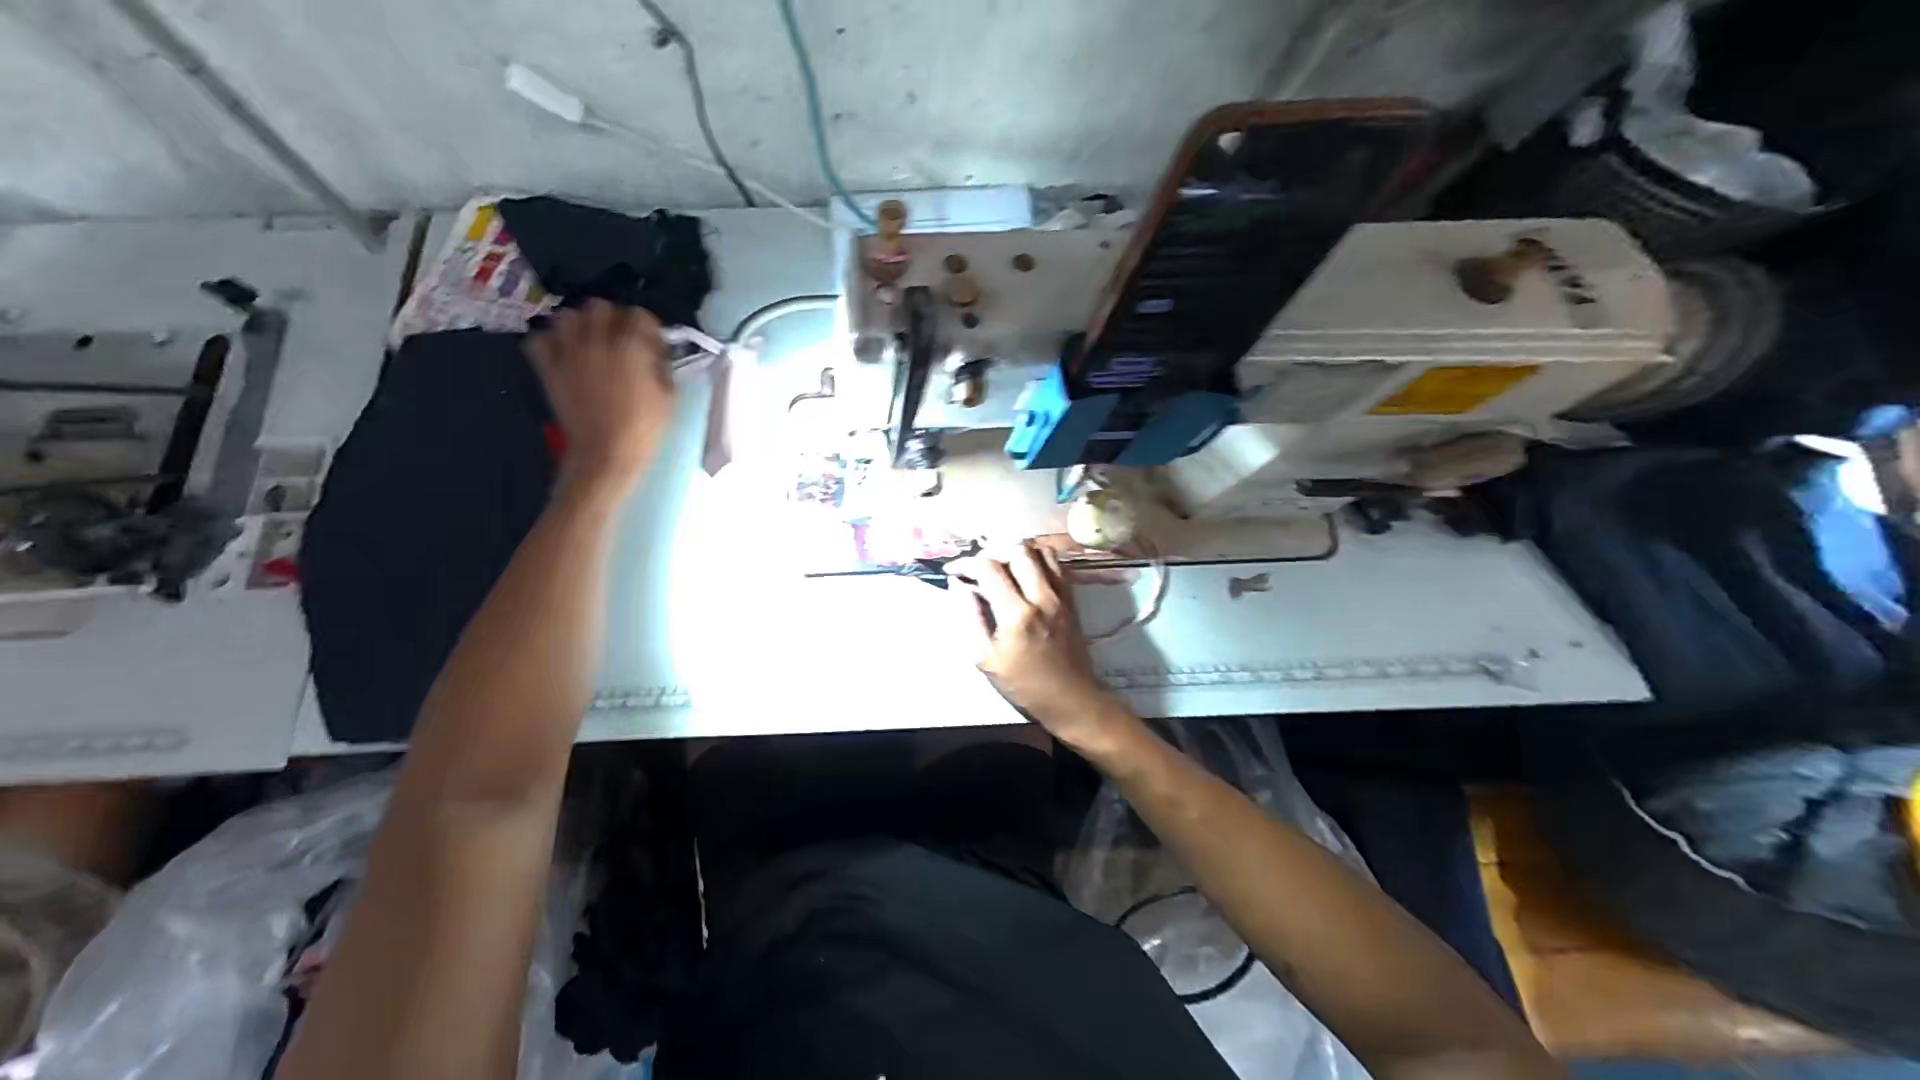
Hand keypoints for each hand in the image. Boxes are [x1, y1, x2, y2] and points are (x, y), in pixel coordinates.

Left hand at [524, 299, 675, 491]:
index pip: (639, 314)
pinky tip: (563, 353)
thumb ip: (662, 365)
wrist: (606, 454)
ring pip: (567, 317)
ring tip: (590, 341)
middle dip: (612, 318)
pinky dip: (550, 341)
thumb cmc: (644, 429)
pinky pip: (539, 339)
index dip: (648, 326)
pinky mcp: (549, 367)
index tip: (651, 341)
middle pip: (600, 307)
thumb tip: (655, 349)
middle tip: (619, 337)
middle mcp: (597, 341)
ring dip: (580, 325)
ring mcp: (568, 353)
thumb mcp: (669, 397)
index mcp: (631, 347)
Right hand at [950, 544, 1127, 745]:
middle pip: (1016, 550)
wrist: (1070, 696)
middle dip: (991, 552)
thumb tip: (959, 586)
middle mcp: (1041, 597)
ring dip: (1016, 551)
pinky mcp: (1071, 597)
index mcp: (1016, 615)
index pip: (989, 568)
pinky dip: (1037, 558)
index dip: (966, 564)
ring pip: (1039, 551)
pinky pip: (1056, 563)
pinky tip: (1024, 571)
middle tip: (978, 566)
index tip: (954, 571)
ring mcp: (1060, 595)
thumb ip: (971, 618)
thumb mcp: (986, 659)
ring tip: (1001, 564)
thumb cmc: (1023, 683)